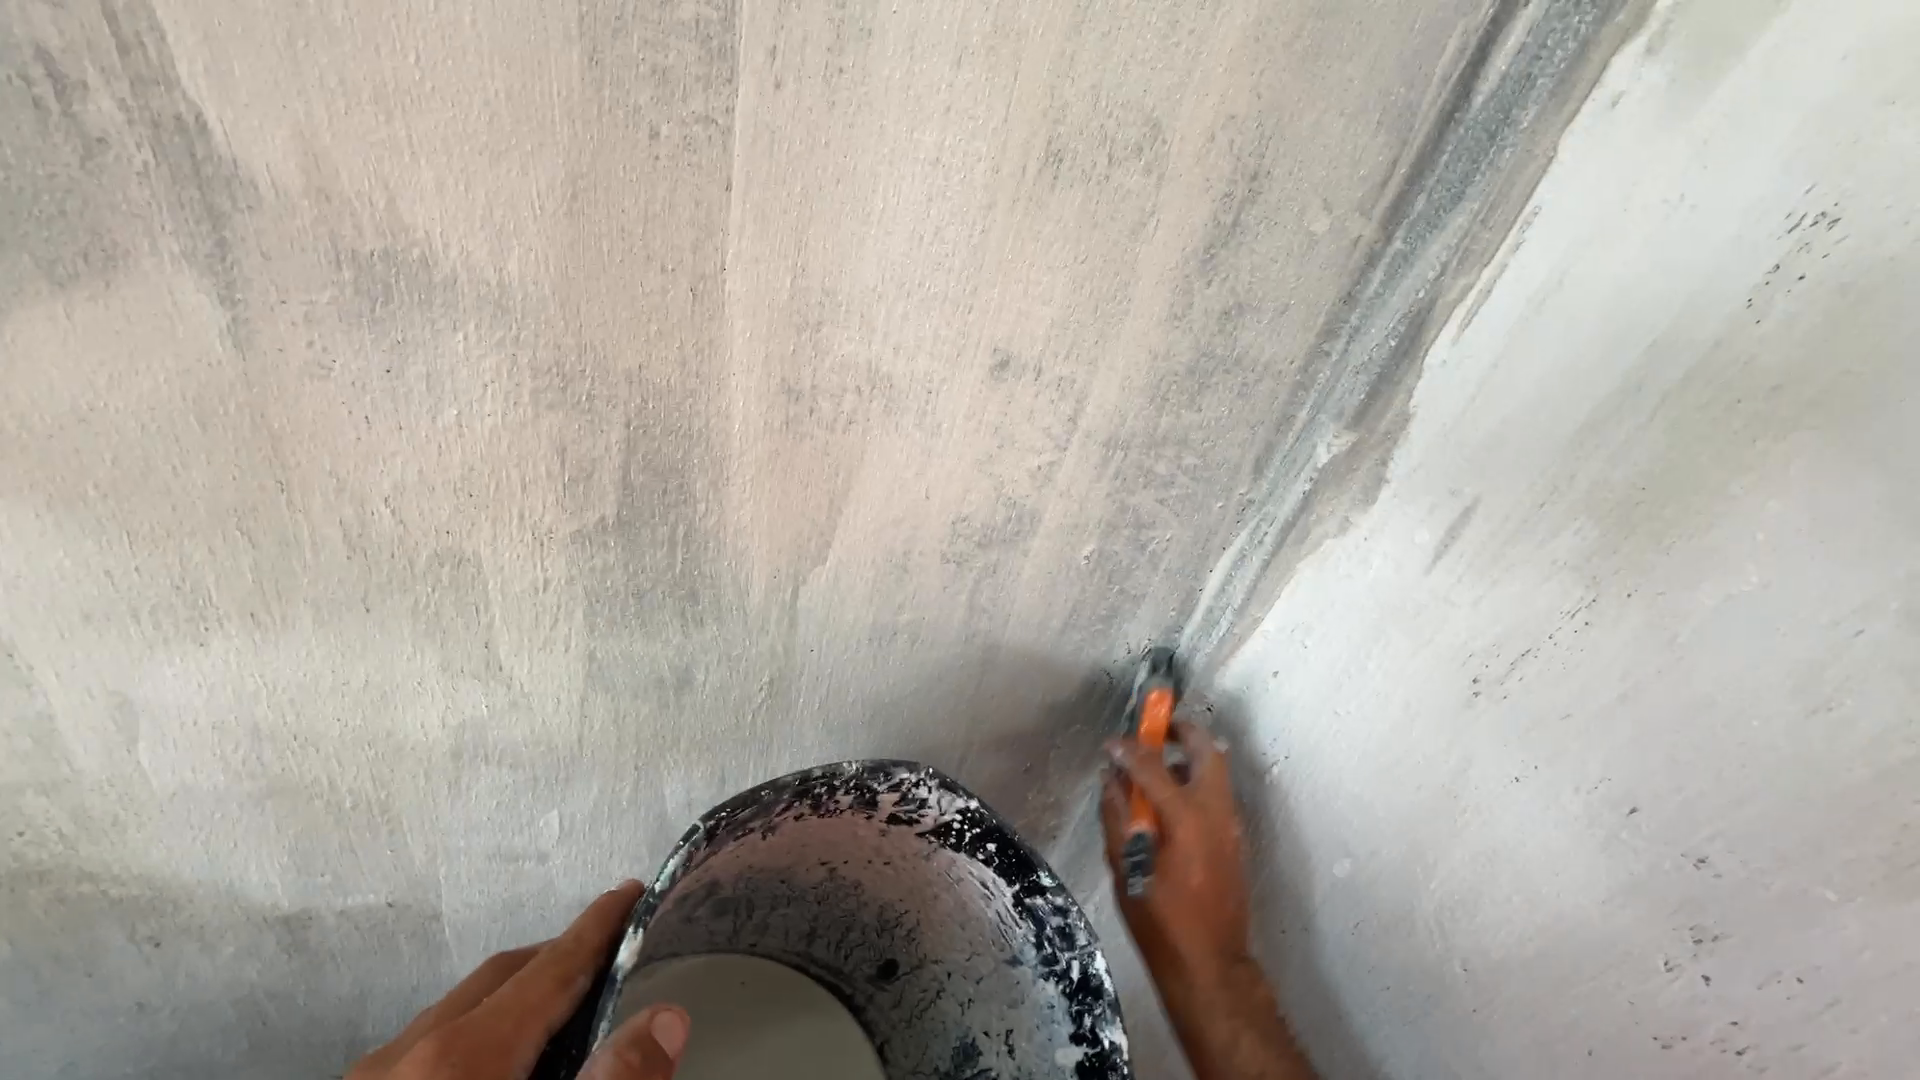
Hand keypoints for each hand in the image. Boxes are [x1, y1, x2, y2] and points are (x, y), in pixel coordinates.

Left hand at [348, 881, 690, 1079]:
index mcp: (460, 1061)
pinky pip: (419, 1052)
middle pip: (498, 977)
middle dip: (557, 957)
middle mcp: (403, 1061)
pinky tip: (485, 1077)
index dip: (596, 927)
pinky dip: (469, 1039)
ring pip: (451, 1015)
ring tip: (555, 1016)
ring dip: (510, 1001)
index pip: (549, 968)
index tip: (630, 892)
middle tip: (608, 954)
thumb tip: (667, 1019)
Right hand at [1101, 721, 1253, 990]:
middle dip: (1180, 730)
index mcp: (1184, 818)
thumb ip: (1116, 817)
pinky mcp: (1235, 839)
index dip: (1128, 749)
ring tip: (1156, 770)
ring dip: (1189, 756)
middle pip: (1206, 749)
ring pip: (1216, 769)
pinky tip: (1169, 805)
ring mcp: (1231, 825)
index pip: (1152, 765)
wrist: (1210, 964)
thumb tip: (1110, 780)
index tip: (1111, 744)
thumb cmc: (1159, 919)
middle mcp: (1215, 812)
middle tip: (1154, 729)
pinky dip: (1195, 782)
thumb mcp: (1123, 868)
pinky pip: (1217, 793)